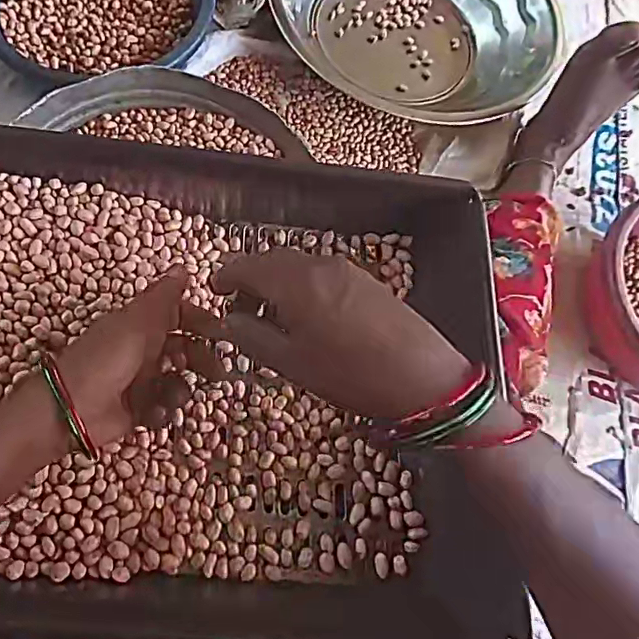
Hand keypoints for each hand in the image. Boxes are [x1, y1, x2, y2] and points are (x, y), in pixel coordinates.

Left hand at [50, 268, 222, 447]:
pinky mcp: (137, 409)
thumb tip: (183, 267)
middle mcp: (141, 350)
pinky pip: (162, 408)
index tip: (222, 332)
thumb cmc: (105, 358)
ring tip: (172, 396)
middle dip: (200, 360)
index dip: (200, 321)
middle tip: (215, 372)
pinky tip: (155, 413)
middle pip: (182, 350)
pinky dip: (162, 411)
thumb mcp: (137, 322)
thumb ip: (163, 297)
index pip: (178, 316)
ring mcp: (139, 381)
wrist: (73, 407)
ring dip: (179, 389)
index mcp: (139, 324)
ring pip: (176, 382)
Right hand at [201, 248, 474, 419]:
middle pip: (271, 260)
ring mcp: (345, 269)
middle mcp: (318, 265)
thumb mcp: (290, 362)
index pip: (246, 265)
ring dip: (275, 282)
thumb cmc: (349, 374)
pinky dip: (300, 285)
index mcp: (294, 282)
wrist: (425, 379)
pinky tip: (305, 316)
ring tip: (271, 317)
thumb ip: (251, 336)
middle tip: (238, 308)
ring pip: (296, 265)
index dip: (224, 276)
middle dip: (249, 279)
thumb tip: (228, 320)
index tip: (213, 291)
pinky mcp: (365, 280)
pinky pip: (319, 272)